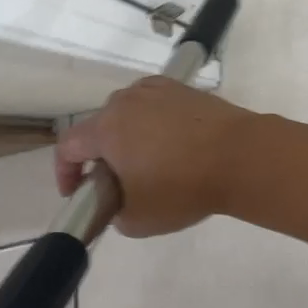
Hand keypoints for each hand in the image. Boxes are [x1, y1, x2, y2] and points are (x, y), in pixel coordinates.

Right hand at [53, 77, 258, 237]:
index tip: (79, 194)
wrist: (241, 155)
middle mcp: (130, 99)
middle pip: (100, 124)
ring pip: (129, 111)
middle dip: (100, 153)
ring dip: (128, 135)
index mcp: (108, 126)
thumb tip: (117, 200)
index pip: (69, 145)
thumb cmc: (183, 187)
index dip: (66, 172)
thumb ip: (112, 210)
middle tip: (115, 182)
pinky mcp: (187, 89)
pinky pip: (157, 104)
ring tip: (145, 163)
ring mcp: (161, 89)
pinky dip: (154, 122)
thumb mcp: (136, 218)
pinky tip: (170, 144)